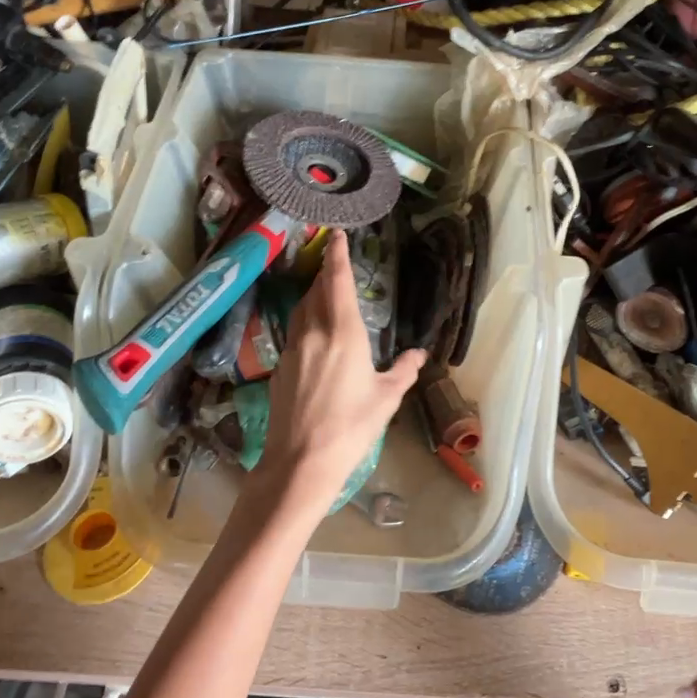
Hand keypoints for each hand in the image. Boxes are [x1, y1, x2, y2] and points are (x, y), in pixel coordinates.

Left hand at [250, 231, 425, 522]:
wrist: (301, 462)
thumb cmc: (351, 428)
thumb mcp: (386, 399)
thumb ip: (402, 371)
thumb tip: (418, 355)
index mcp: (342, 333)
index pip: (336, 281)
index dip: (336, 255)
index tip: (336, 235)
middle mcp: (313, 333)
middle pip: (315, 291)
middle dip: (324, 273)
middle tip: (333, 262)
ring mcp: (291, 351)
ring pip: (300, 311)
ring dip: (312, 296)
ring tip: (323, 293)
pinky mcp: (279, 371)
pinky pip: (293, 335)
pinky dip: (304, 324)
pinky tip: (313, 337)